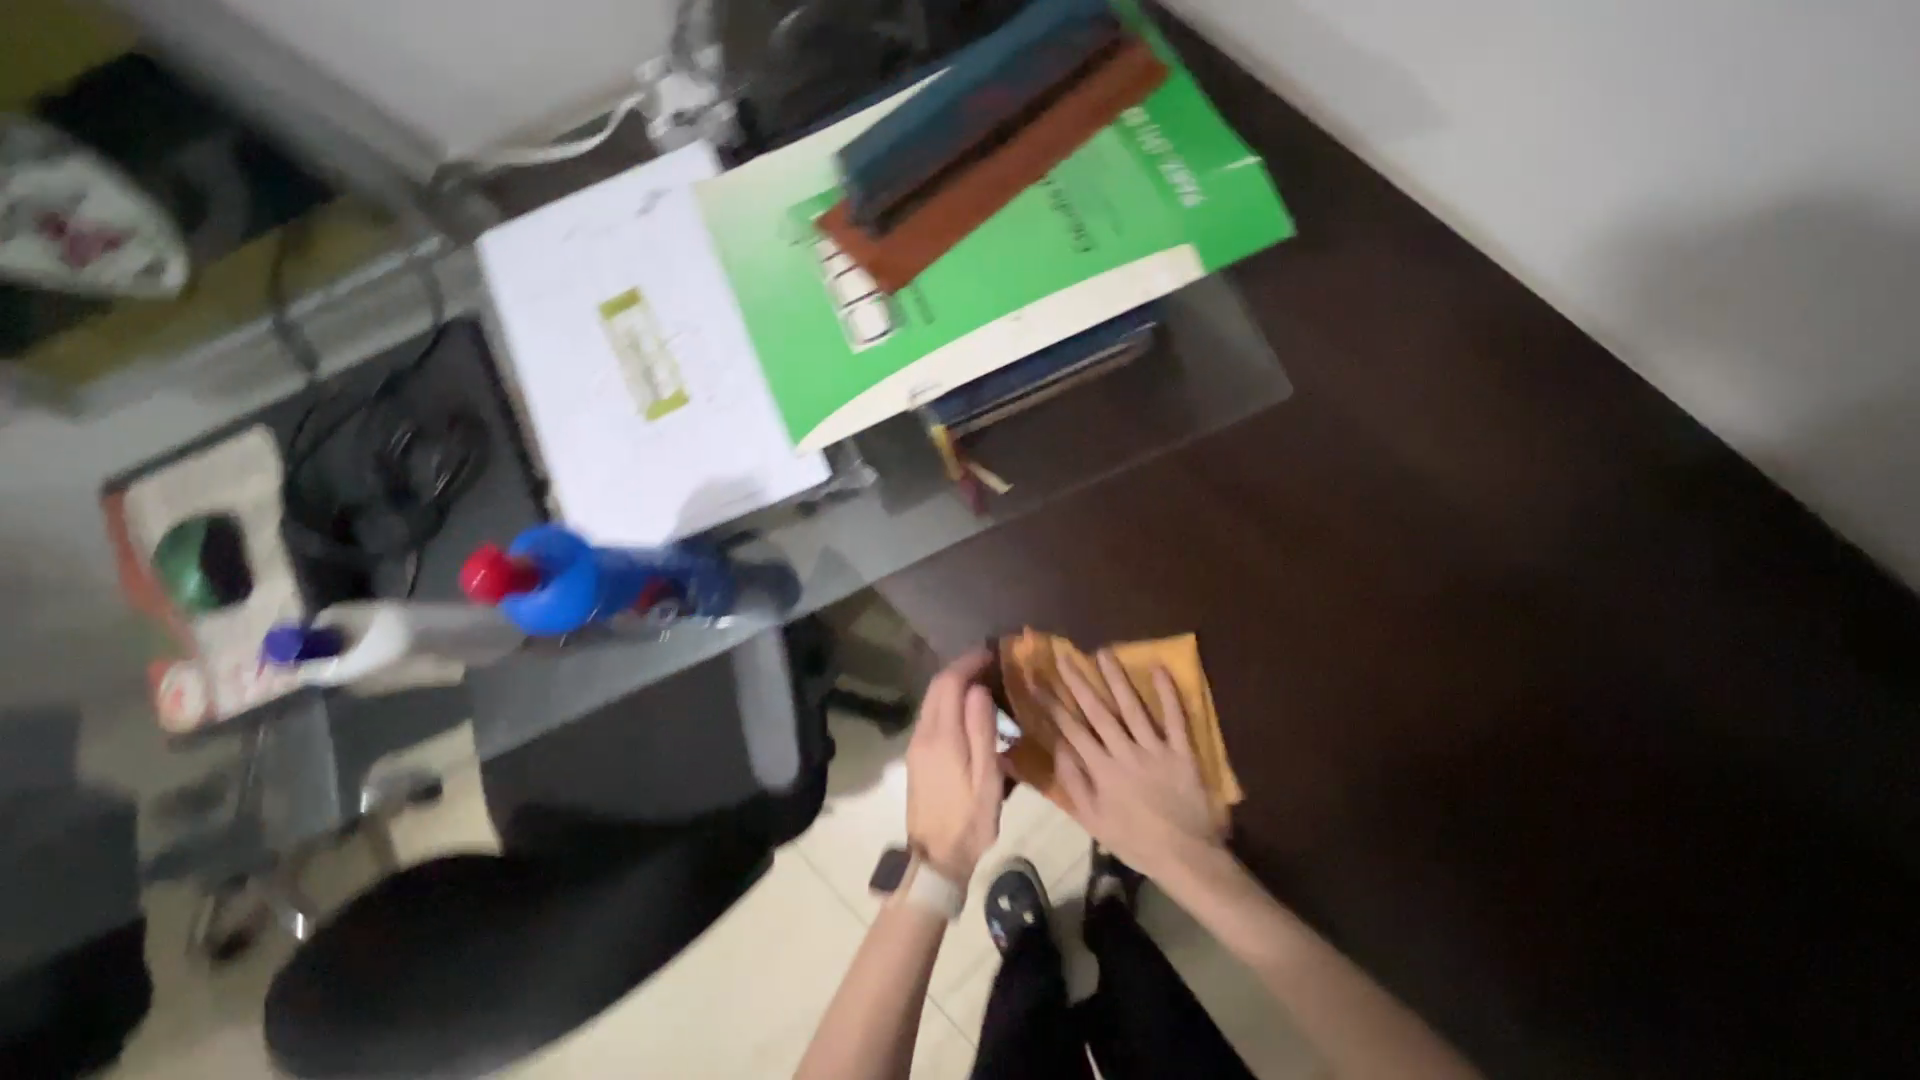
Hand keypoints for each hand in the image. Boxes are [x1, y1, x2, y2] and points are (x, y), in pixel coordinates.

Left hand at [905, 650, 1005, 882]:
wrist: (935, 859)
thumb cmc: (969, 821)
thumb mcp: (987, 778)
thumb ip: (982, 730)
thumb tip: (978, 689)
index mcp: (941, 737)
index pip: (949, 683)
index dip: (968, 662)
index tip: (992, 653)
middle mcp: (923, 735)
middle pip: (936, 688)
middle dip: (961, 669)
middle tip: (991, 663)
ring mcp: (916, 746)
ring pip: (932, 702)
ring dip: (954, 685)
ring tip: (985, 683)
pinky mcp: (917, 757)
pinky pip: (932, 717)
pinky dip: (949, 703)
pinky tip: (969, 710)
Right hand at [1051, 650, 1224, 881]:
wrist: (1185, 857)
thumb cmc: (1134, 842)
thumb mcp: (1093, 821)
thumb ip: (1075, 783)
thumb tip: (1059, 748)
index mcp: (1102, 770)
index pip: (1071, 729)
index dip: (1052, 703)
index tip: (1037, 681)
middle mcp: (1125, 753)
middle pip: (1098, 711)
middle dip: (1078, 682)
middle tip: (1064, 657)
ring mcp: (1156, 749)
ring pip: (1132, 707)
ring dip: (1116, 679)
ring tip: (1102, 653)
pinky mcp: (1183, 752)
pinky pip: (1176, 718)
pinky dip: (1168, 693)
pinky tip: (1158, 669)